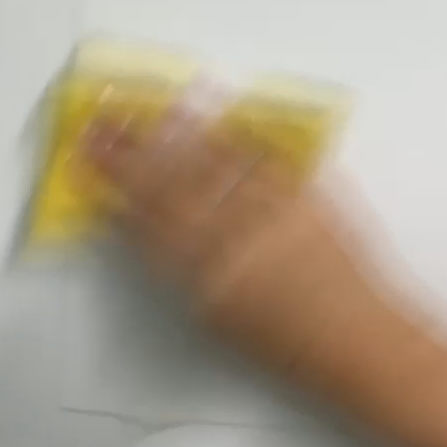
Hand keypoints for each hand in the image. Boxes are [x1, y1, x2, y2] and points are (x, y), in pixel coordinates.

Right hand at [83, 114, 409, 386]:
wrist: (360, 338)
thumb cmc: (286, 345)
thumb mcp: (218, 321)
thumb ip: (181, 272)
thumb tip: (150, 232)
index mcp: (205, 278)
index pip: (144, 223)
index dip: (111, 188)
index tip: (86, 162)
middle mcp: (235, 238)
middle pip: (170, 183)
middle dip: (129, 149)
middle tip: (102, 118)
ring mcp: (273, 210)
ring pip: (213, 162)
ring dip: (175, 128)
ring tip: (146, 101)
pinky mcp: (308, 194)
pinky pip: (264, 156)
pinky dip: (235, 131)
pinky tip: (214, 111)